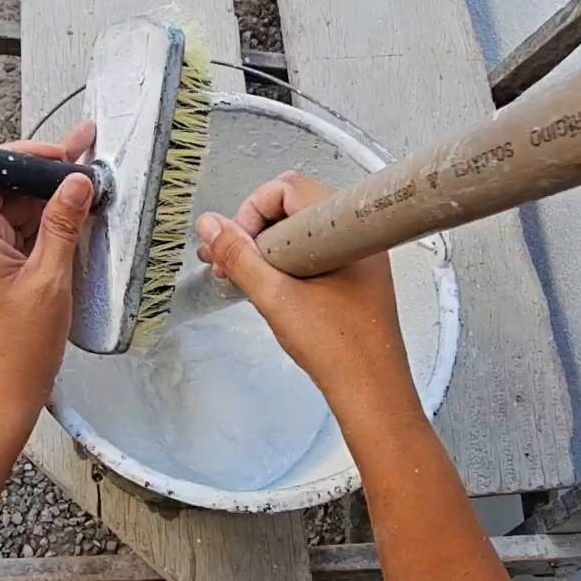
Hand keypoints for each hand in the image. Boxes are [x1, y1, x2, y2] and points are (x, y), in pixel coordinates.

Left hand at [0, 120, 95, 422]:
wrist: (5, 395)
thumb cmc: (22, 347)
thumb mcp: (51, 279)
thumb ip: (62, 225)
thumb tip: (76, 182)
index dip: (28, 158)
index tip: (65, 150)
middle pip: (2, 194)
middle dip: (44, 179)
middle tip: (85, 163)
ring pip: (11, 216)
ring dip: (46, 205)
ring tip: (86, 191)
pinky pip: (13, 239)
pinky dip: (40, 230)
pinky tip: (70, 223)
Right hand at [194, 171, 421, 421]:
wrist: (370, 391)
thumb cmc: (338, 349)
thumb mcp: (274, 297)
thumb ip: (238, 257)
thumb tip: (210, 225)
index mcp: (344, 229)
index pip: (288, 188)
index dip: (252, 212)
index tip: (235, 247)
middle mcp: (355, 236)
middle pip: (292, 207)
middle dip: (254, 231)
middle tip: (230, 263)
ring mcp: (356, 257)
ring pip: (299, 233)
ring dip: (265, 251)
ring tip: (240, 278)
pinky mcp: (352, 278)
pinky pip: (311, 254)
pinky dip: (284, 265)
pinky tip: (266, 289)